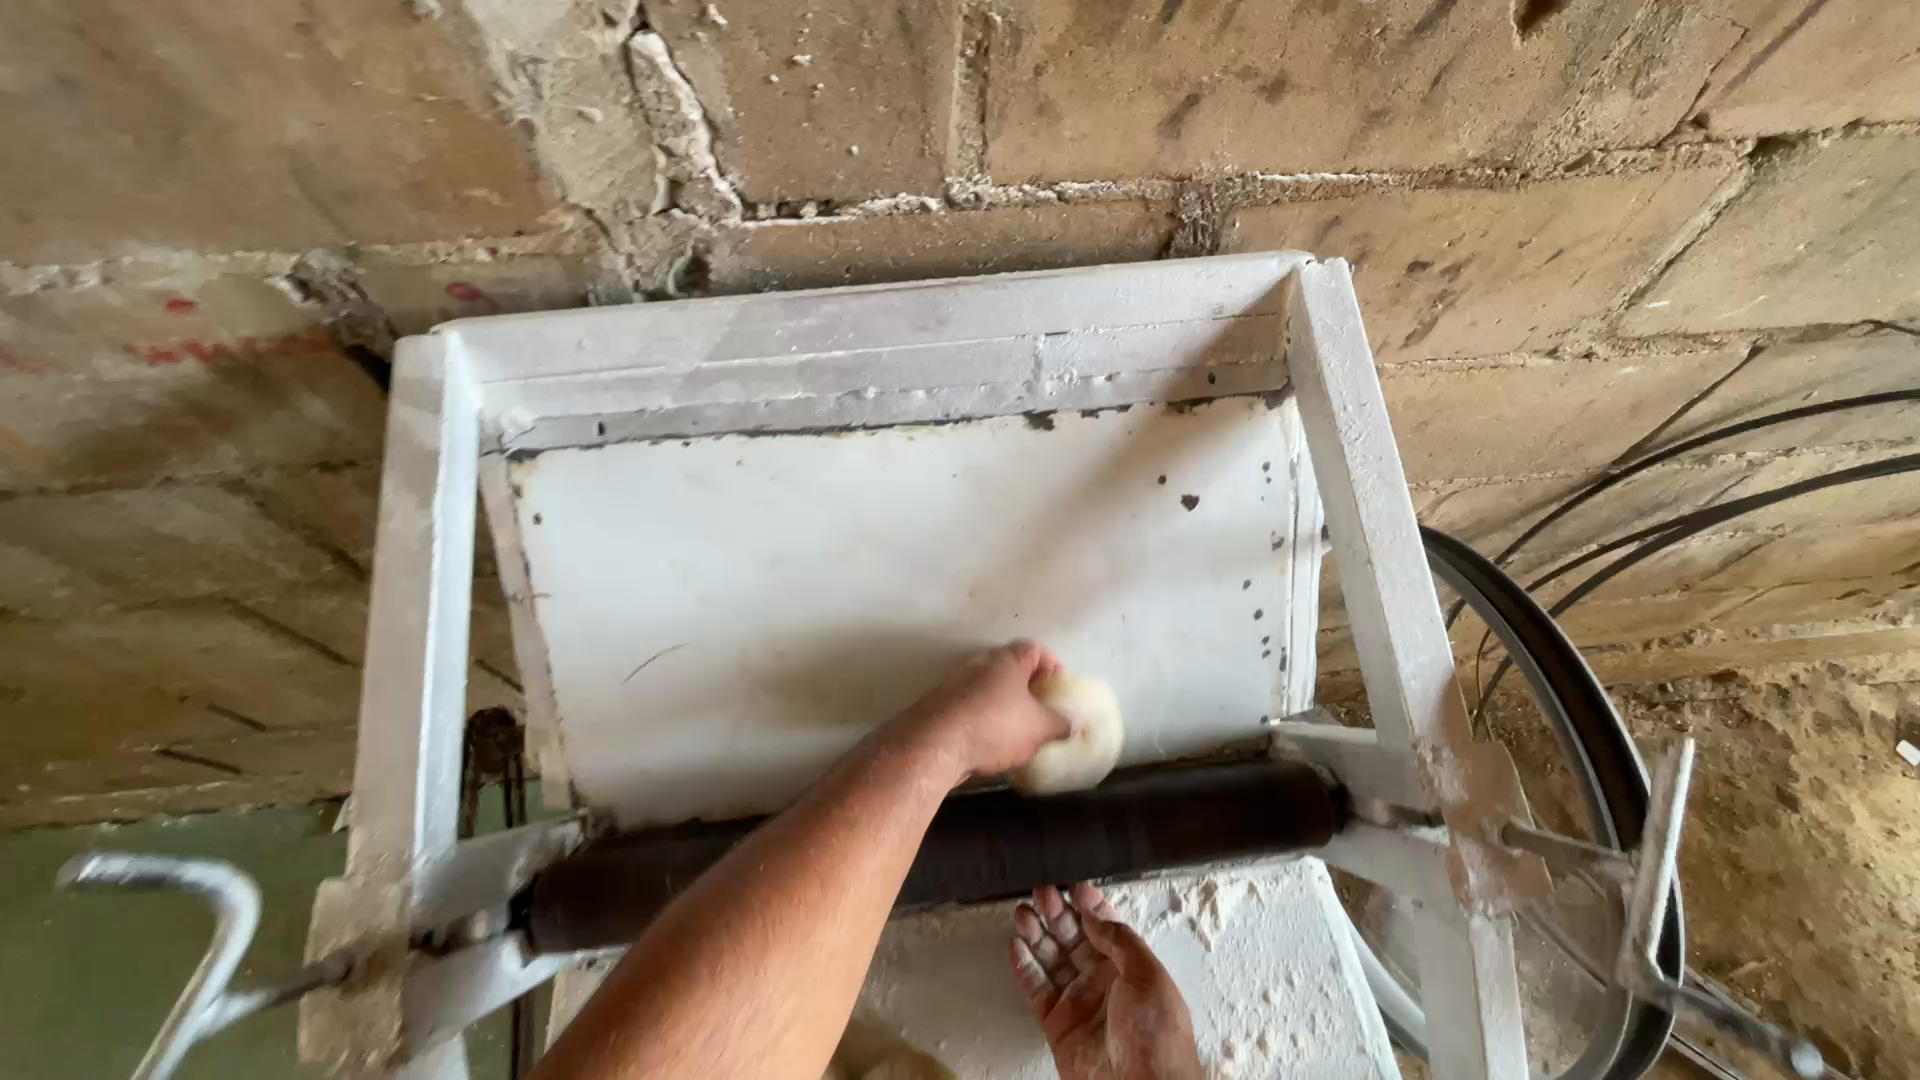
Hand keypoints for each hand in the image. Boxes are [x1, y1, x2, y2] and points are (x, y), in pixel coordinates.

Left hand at [896, 639, 1071, 779]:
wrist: (934, 744)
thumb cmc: (994, 726)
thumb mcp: (1039, 729)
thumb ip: (1060, 724)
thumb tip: (1074, 723)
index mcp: (1007, 660)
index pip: (1034, 648)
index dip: (1051, 665)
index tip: (1059, 688)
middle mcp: (980, 664)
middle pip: (1010, 667)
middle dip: (1027, 687)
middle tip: (1041, 710)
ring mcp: (956, 683)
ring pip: (987, 688)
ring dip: (1003, 704)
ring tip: (1017, 731)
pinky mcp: (940, 705)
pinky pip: (970, 706)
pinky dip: (983, 719)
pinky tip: (990, 743)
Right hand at [1009, 883, 1201, 1079]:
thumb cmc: (1157, 1037)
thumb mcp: (1149, 976)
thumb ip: (1120, 939)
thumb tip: (1094, 912)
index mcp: (1130, 968)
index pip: (1105, 927)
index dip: (1088, 905)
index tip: (1073, 886)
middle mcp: (1103, 981)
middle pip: (1074, 937)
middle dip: (1058, 913)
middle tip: (1043, 893)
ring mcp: (1078, 1001)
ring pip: (1052, 958)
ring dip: (1037, 934)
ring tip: (1023, 913)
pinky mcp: (1057, 1024)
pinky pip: (1036, 989)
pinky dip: (1024, 967)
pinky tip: (1016, 946)